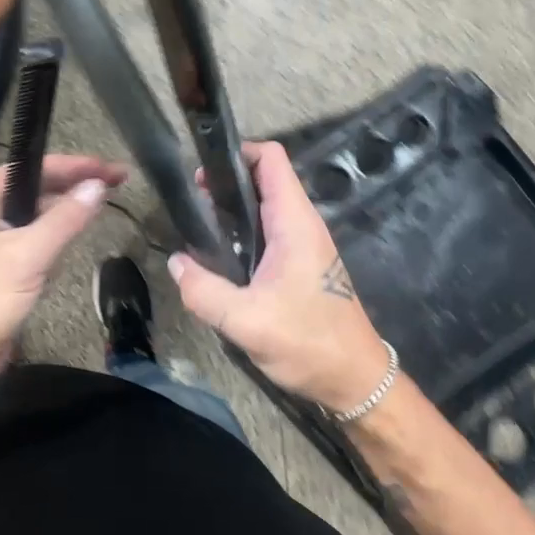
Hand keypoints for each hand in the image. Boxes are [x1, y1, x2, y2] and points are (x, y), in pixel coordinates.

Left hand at [0, 155, 126, 397]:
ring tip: (107, 203)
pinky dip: (57, 240)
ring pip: (40, 214)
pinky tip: (77, 240)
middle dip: (77, 186)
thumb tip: (98, 185)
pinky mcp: (3, 262)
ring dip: (67, 213)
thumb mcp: (27, 256)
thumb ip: (65, 219)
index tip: (114, 168)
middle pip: (40, 186)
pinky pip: (37, 240)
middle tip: (121, 182)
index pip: (36, 166)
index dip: (77, 165)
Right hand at [167, 142, 390, 413]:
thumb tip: (176, 264)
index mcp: (294, 223)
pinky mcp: (302, 265)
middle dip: (226, 183)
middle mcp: (302, 225)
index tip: (202, 171)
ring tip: (200, 230)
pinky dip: (243, 233)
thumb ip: (204, 291)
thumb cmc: (309, 344)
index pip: (270, 159)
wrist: (358, 382)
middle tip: (192, 204)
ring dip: (232, 210)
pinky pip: (268, 232)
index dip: (237, 152)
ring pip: (264, 207)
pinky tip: (221, 259)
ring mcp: (304, 245)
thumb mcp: (246, 322)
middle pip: (264, 179)